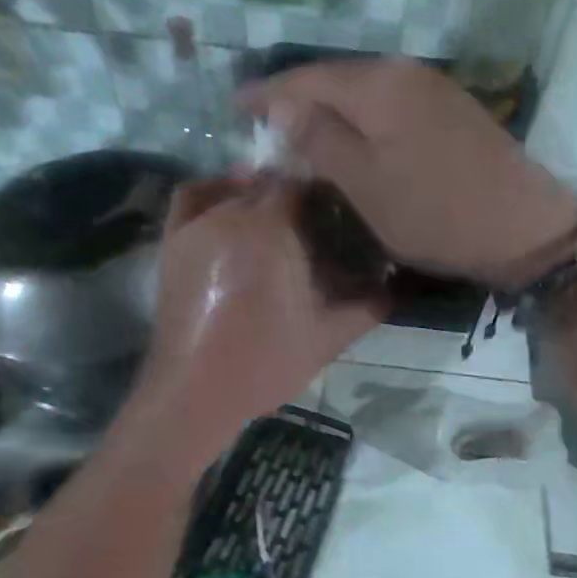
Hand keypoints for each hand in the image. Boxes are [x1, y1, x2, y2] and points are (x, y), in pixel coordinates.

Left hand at [134, 177, 386, 447]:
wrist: (198, 392)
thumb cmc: (267, 362)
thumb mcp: (331, 336)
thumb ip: (372, 304)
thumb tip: (403, 283)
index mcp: (272, 229)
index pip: (306, 186)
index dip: (329, 197)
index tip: (345, 219)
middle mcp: (232, 213)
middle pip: (271, 185)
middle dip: (297, 199)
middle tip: (319, 229)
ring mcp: (197, 223)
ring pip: (236, 188)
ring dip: (261, 195)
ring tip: (280, 223)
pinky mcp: (173, 240)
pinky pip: (195, 195)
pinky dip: (217, 191)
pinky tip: (233, 209)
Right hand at [243, 60, 576, 288]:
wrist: (524, 228)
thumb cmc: (438, 214)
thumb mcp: (368, 186)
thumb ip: (321, 141)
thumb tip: (283, 106)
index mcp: (379, 84)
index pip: (307, 78)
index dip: (268, 92)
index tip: (235, 107)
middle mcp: (406, 72)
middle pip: (337, 81)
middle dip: (299, 102)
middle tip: (267, 129)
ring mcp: (435, 91)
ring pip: (366, 95)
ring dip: (333, 114)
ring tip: (304, 138)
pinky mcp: (454, 113)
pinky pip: (393, 109)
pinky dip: (366, 124)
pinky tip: (355, 143)